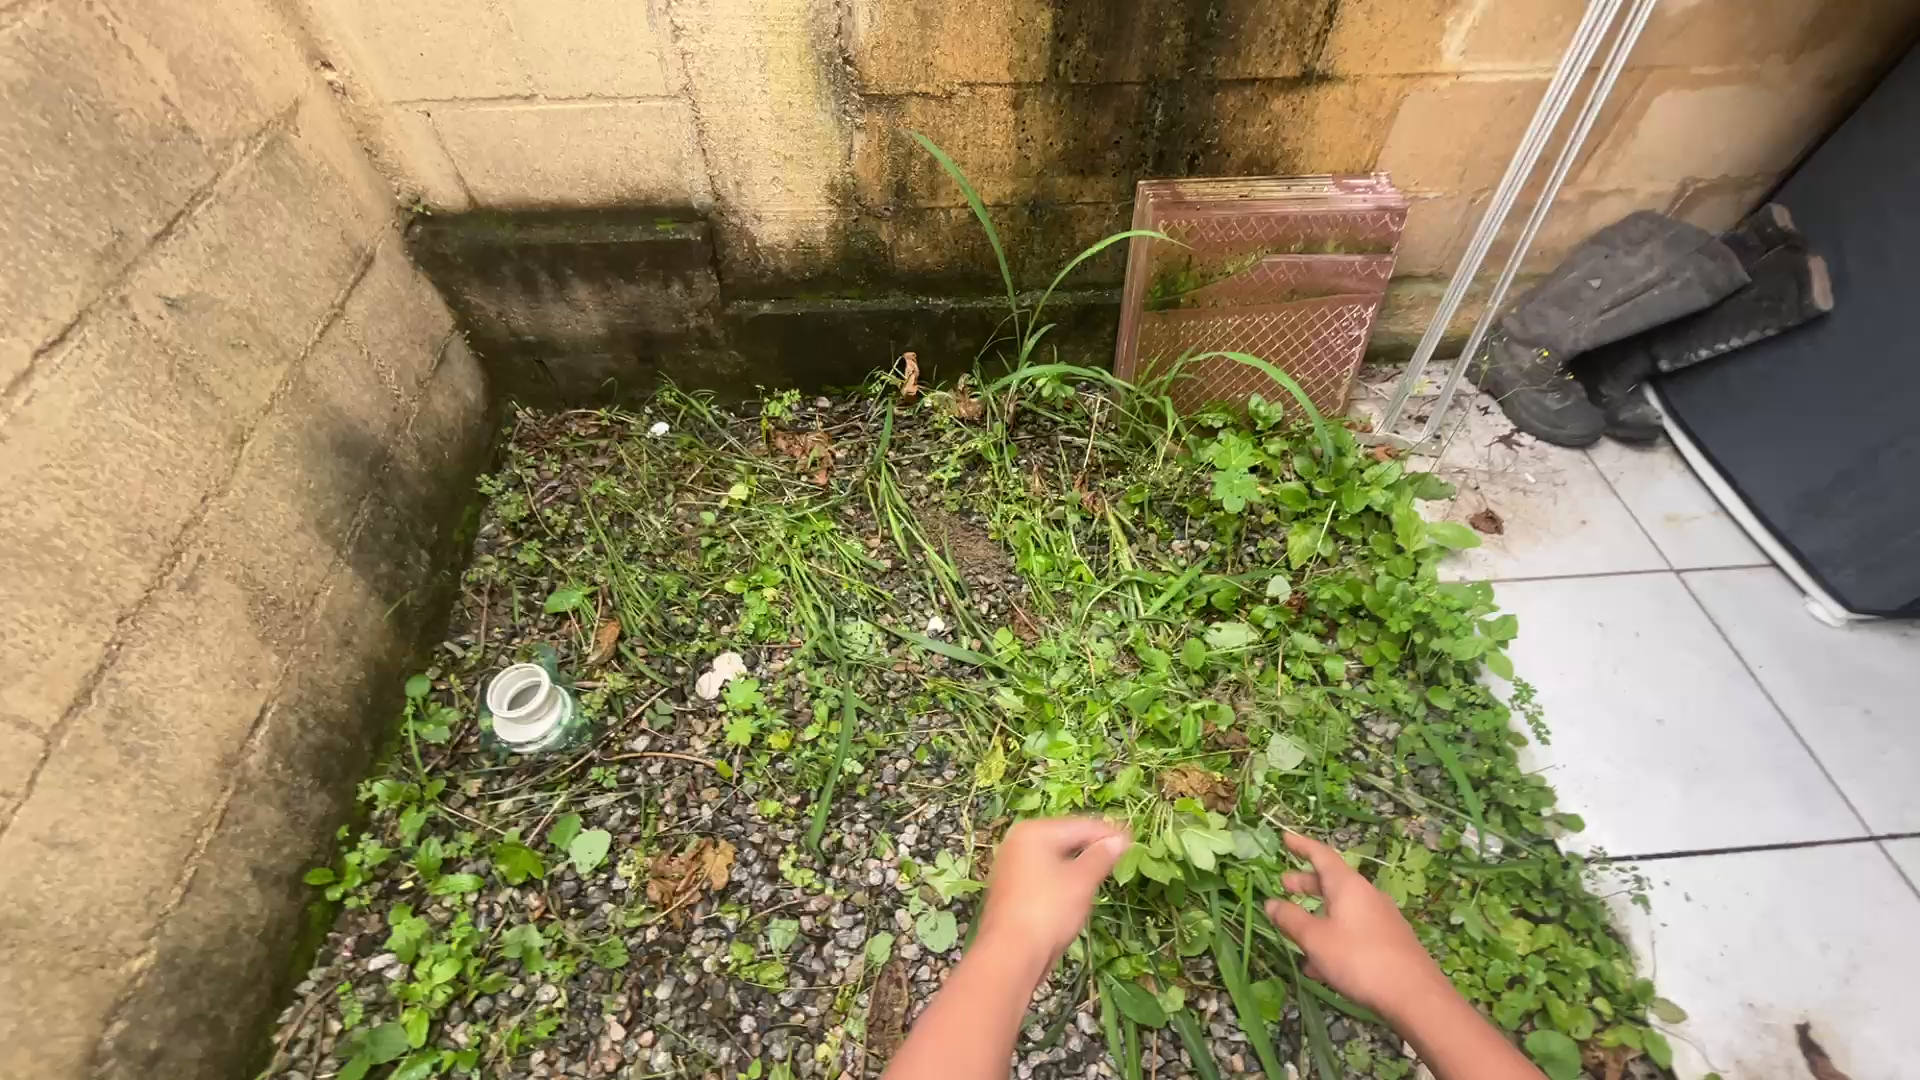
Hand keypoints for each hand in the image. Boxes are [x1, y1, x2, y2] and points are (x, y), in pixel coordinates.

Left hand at [975, 818, 1130, 970]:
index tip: (1131, 838)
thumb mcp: (1081, 881)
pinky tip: (1076, 885)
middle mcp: (1018, 841)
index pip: (1078, 825)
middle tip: (1120, 850)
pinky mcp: (1011, 886)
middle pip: (1063, 838)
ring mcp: (1011, 864)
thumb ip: (1101, 857)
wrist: (1010, 954)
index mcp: (1034, 832)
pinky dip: (1062, 875)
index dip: (1106, 832)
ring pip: (1053, 856)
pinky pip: (1043, 872)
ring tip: (1103, 865)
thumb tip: (1118, 840)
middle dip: (1091, 845)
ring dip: (1077, 860)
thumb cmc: (1048, 910)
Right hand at [1264, 831, 1449, 1019]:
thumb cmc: (1360, 959)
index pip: (1321, 854)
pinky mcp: (1392, 943)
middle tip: (1285, 886)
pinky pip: (1356, 930)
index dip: (1301, 845)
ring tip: (1298, 934)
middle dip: (1306, 884)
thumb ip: (1290, 918)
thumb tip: (1270, 903)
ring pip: (1343, 910)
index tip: (1285, 838)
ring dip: (1319, 916)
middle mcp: (1367, 895)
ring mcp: (1383, 920)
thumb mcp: (1315, 938)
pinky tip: (1323, 965)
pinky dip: (1335, 936)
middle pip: (1332, 882)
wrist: (1419, 1000)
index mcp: (1348, 885)